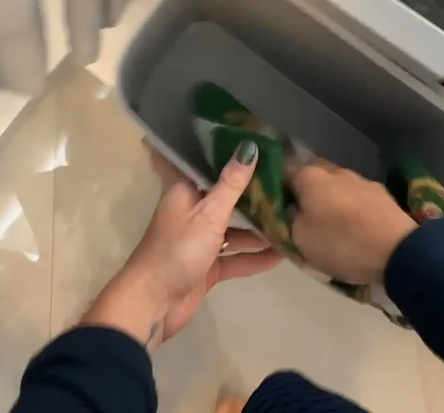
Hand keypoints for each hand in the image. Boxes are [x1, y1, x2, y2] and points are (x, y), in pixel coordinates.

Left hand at [82, 142, 282, 348]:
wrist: (153, 303)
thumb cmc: (178, 249)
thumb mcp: (208, 214)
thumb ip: (231, 184)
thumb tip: (250, 147)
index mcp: (185, 190)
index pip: (207, 162)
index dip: (228, 151)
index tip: (256, 140)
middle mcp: (193, 210)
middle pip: (225, 195)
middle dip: (251, 190)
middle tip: (285, 179)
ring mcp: (200, 240)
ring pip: (233, 229)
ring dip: (257, 228)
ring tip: (290, 219)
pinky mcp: (207, 266)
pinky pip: (234, 257)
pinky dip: (254, 257)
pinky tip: (280, 256)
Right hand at [288, 159, 416, 285]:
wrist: (398, 251)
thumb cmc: (342, 243)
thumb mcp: (300, 240)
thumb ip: (288, 220)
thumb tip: (290, 210)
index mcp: (309, 177)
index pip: (283, 172)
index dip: (278, 189)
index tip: (278, 208)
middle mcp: (333, 170)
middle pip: (312, 175)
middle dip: (306, 191)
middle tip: (304, 216)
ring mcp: (360, 179)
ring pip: (336, 184)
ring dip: (331, 198)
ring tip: (333, 224)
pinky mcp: (381, 193)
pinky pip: (357, 196)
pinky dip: (353, 207)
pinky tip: (356, 226)